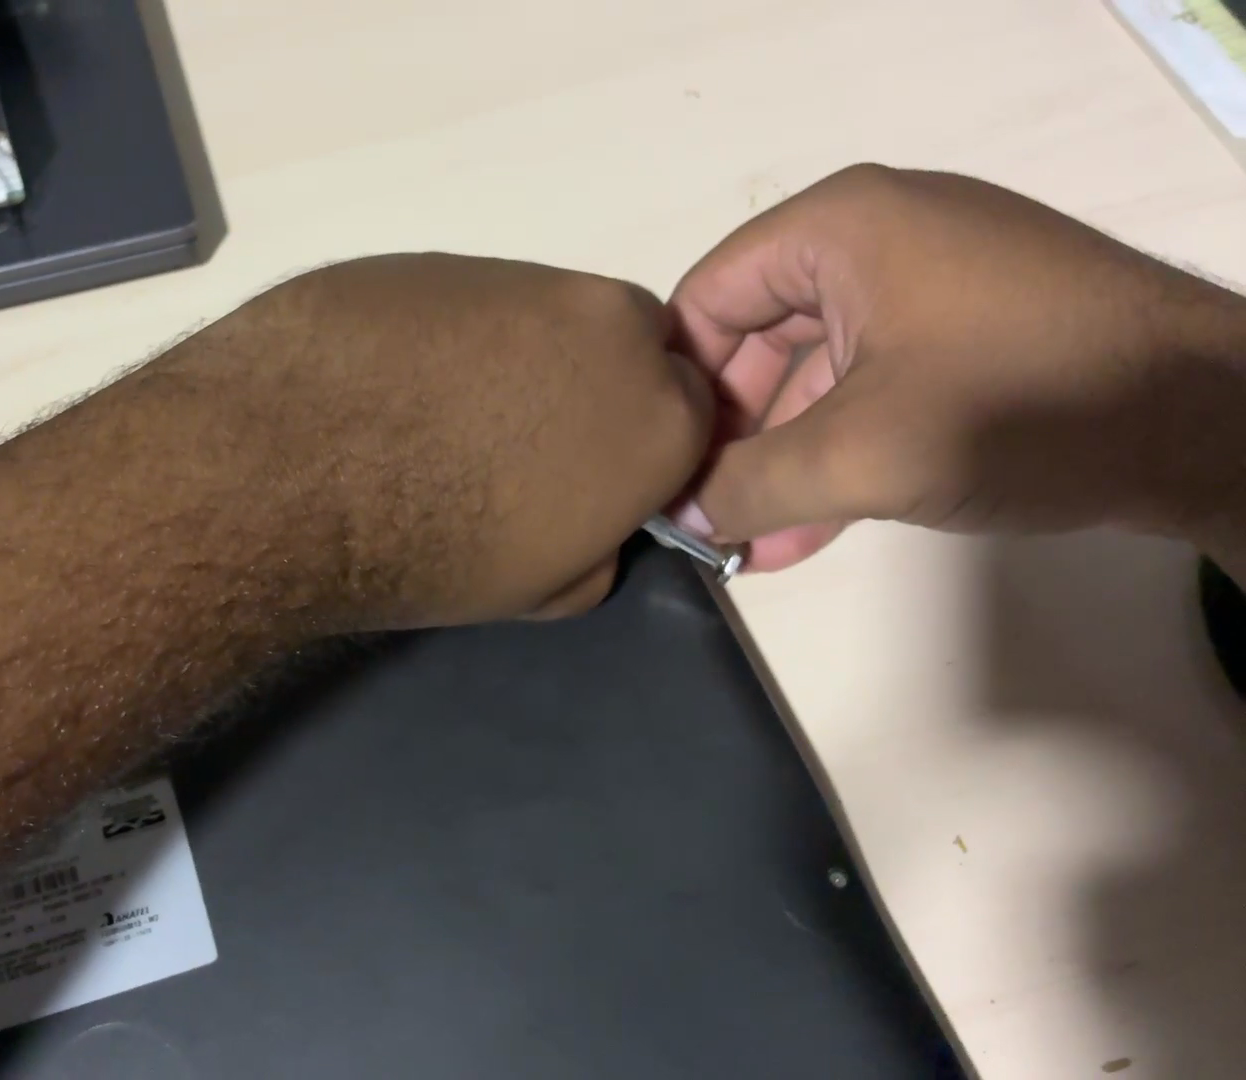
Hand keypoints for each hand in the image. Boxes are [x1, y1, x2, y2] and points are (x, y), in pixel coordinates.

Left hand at [214, 254, 712, 626]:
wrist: (284, 474)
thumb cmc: (424, 550)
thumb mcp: (534, 592)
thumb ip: (596, 552)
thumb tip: (597, 528)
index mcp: (654, 412)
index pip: (687, 414)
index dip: (630, 447)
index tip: (579, 474)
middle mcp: (599, 323)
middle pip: (619, 346)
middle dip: (582, 389)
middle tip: (505, 441)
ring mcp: (508, 277)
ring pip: (538, 316)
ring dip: (506, 357)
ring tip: (425, 413)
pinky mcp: (426, 259)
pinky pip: (457, 301)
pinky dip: (436, 336)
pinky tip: (379, 380)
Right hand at [669, 165, 1245, 570]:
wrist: (1228, 429)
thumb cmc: (1025, 406)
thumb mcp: (858, 456)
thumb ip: (744, 486)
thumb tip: (673, 518)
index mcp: (838, 229)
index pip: (702, 302)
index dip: (673, 387)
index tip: (660, 462)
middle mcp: (869, 244)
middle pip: (744, 345)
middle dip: (723, 439)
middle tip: (698, 508)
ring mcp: (915, 293)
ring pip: (797, 382)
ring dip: (769, 466)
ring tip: (738, 541)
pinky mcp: (950, 341)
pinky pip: (852, 396)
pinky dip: (820, 461)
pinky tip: (788, 535)